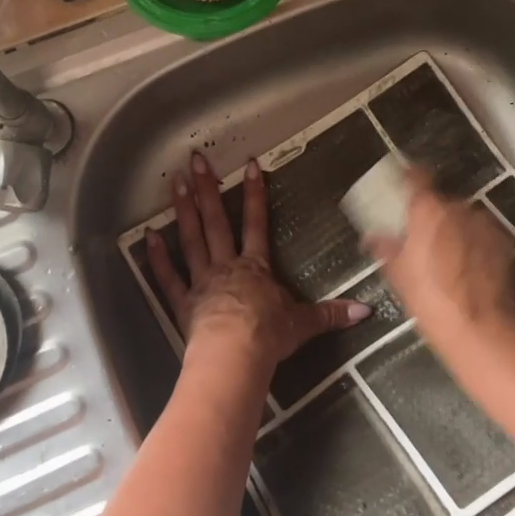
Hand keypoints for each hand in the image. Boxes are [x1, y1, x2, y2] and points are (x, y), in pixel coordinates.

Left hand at [145, 152, 368, 369]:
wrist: (235, 356)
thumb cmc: (269, 336)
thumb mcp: (305, 324)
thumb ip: (331, 314)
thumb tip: (367, 310)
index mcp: (256, 266)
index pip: (256, 222)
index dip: (254, 193)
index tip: (249, 164)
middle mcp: (227, 265)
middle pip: (216, 220)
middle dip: (208, 188)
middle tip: (196, 159)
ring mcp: (202, 281)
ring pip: (191, 239)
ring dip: (183, 210)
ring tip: (174, 181)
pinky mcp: (183, 302)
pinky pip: (168, 278)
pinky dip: (159, 258)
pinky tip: (147, 236)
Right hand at [372, 173, 514, 346]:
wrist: (481, 328)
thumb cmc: (431, 300)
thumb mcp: (399, 275)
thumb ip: (385, 247)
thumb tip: (373, 237)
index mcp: (427, 209)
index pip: (417, 176)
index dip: (411, 177)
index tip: (405, 185)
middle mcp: (458, 207)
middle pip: (442, 201)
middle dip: (434, 214)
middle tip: (425, 238)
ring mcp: (485, 222)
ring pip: (465, 217)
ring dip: (457, 228)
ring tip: (450, 257)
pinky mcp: (506, 240)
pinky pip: (484, 233)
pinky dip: (476, 241)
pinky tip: (470, 267)